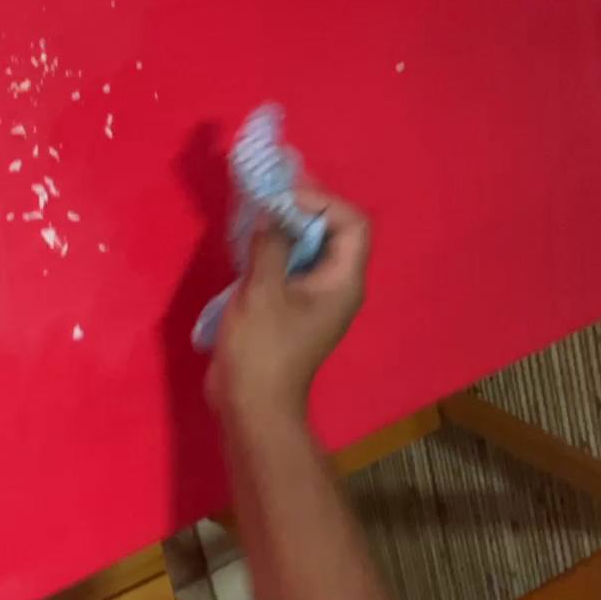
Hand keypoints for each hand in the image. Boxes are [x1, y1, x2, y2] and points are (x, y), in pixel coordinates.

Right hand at [206, 187, 369, 419]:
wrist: (251, 404)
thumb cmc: (261, 349)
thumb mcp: (261, 293)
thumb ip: (269, 247)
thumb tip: (270, 214)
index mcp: (343, 282)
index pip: (352, 223)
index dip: (321, 201)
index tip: (281, 197)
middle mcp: (337, 287)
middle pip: (334, 232)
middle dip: (302, 209)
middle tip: (267, 195)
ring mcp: (314, 300)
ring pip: (310, 250)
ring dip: (286, 229)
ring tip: (256, 212)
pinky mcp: (291, 309)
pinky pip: (291, 268)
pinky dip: (274, 251)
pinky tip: (249, 245)